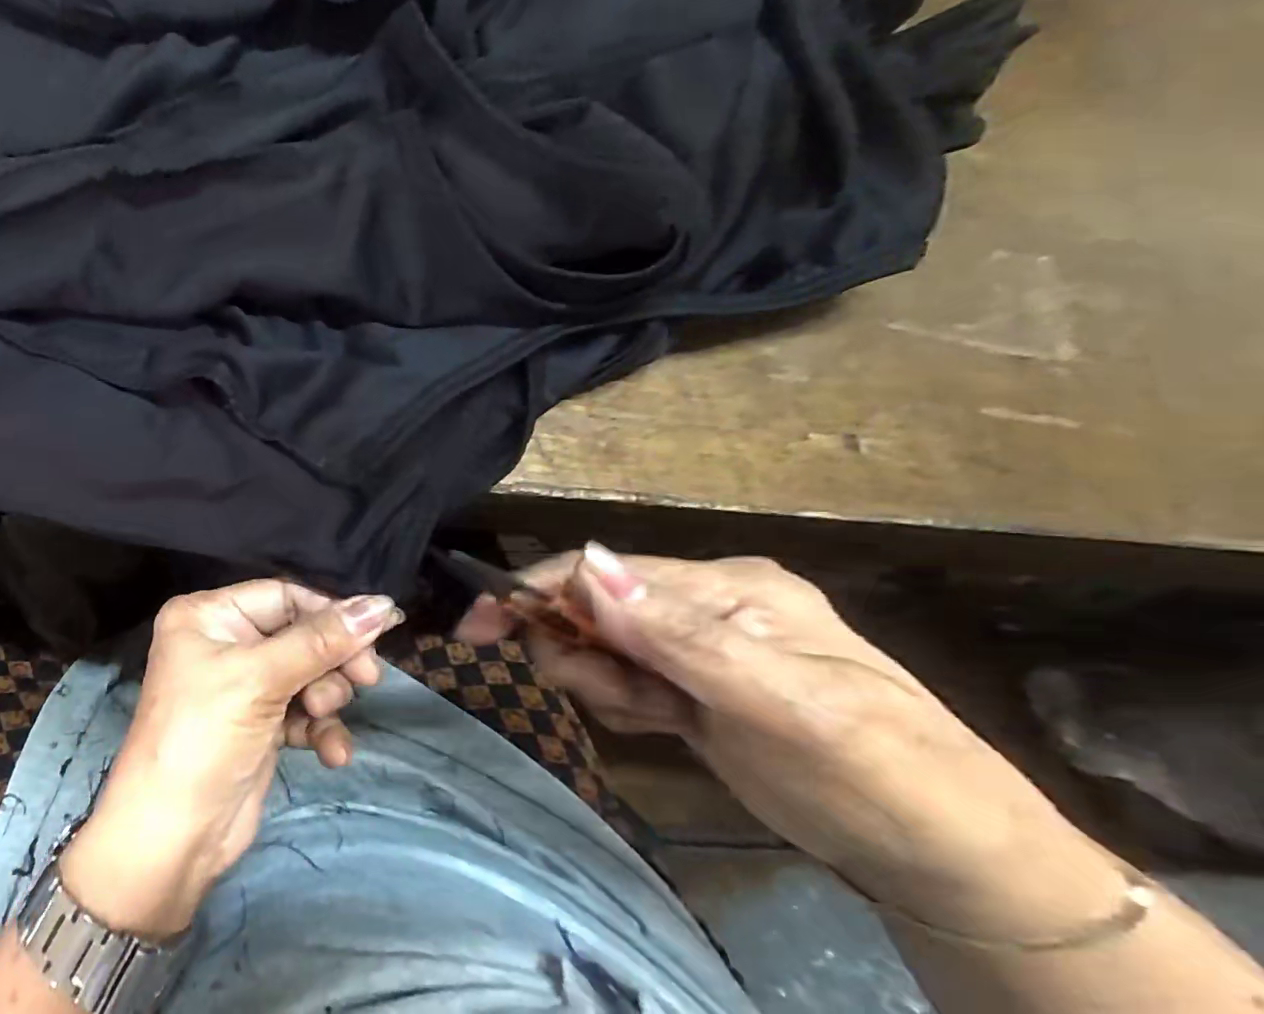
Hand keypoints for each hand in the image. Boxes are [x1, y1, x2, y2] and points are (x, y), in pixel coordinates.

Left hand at [60, 580, 401, 939]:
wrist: (172, 839)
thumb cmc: (205, 737)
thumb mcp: (262, 679)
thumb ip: (323, 641)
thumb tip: (381, 604)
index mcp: (208, 615)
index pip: (284, 595)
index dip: (329, 613)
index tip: (374, 634)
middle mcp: (224, 643)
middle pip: (302, 634)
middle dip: (332, 660)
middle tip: (365, 679)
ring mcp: (243, 685)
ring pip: (309, 673)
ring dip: (327, 696)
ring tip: (321, 716)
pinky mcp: (260, 723)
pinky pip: (304, 711)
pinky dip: (321, 728)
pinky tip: (331, 753)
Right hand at [458, 545, 1124, 942]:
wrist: (947, 859)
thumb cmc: (874, 772)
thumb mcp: (779, 703)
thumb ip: (678, 634)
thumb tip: (586, 565)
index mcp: (727, 587)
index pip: (606, 572)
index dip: (538, 592)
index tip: (478, 624)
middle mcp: (707, 605)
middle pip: (596, 608)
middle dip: (581, 651)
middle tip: (617, 702)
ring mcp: (700, 649)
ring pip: (605, 647)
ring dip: (605, 683)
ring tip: (655, 719)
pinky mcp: (694, 688)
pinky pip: (627, 680)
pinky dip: (623, 702)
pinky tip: (660, 725)